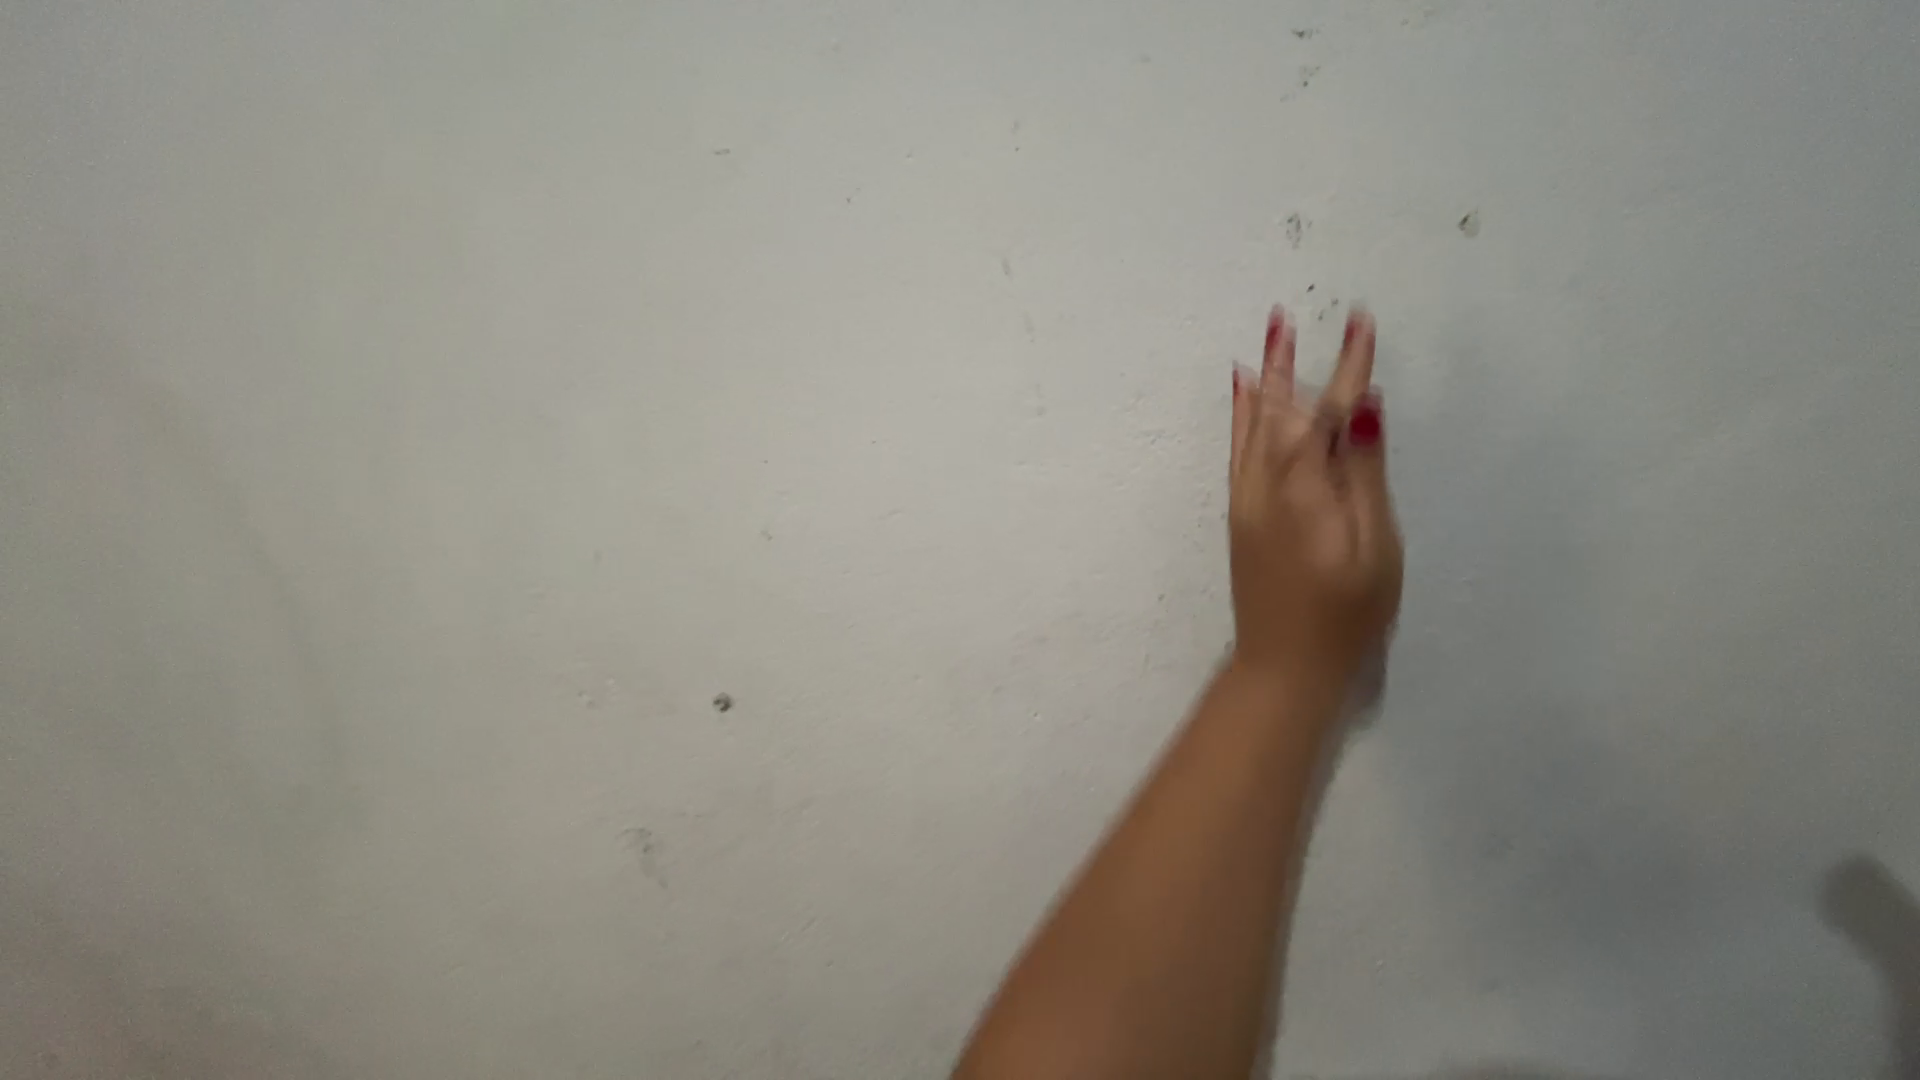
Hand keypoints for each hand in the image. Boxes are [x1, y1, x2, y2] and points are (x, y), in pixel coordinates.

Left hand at [1228, 306, 1401, 689]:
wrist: (1283, 663)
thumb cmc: (1345, 614)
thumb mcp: (1373, 546)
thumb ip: (1363, 473)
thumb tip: (1361, 407)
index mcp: (1303, 490)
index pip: (1325, 413)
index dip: (1345, 367)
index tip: (1358, 322)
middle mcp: (1264, 486)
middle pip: (1277, 411)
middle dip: (1287, 362)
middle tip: (1283, 316)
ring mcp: (1246, 500)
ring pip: (1251, 428)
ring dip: (1262, 382)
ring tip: (1265, 342)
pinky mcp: (1241, 515)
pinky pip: (1238, 452)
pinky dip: (1241, 419)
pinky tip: (1244, 399)